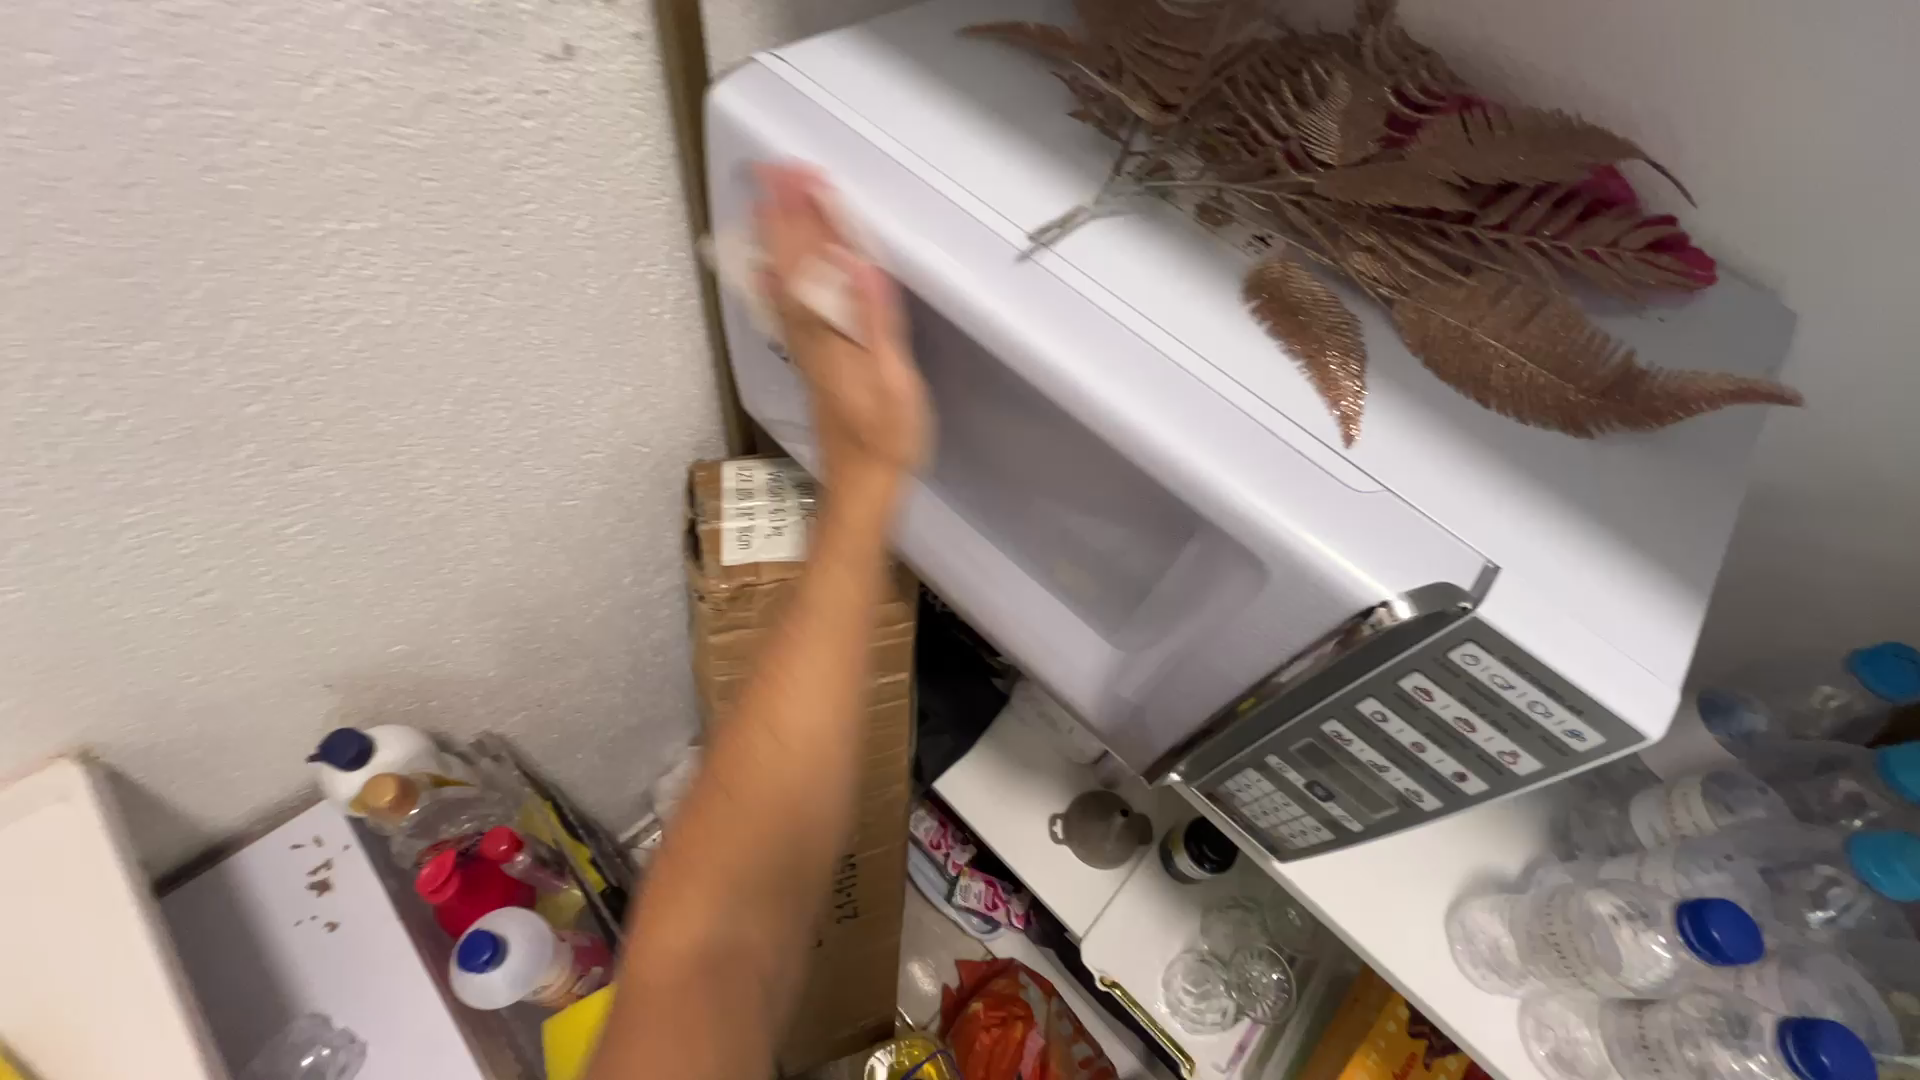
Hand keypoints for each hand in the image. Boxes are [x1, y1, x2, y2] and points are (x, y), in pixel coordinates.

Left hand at [754, 164, 930, 496]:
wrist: (861, 487)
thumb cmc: (886, 440)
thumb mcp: (894, 381)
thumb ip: (876, 322)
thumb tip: (858, 263)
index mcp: (831, 335)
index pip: (811, 264)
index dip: (804, 217)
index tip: (798, 172)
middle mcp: (810, 337)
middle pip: (790, 267)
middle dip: (784, 216)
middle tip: (778, 169)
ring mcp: (807, 350)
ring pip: (784, 284)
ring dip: (778, 241)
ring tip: (770, 203)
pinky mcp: (812, 363)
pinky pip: (787, 308)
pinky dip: (778, 279)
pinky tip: (770, 272)